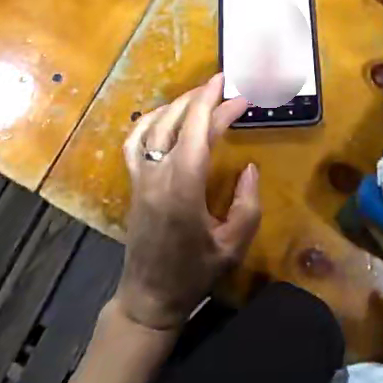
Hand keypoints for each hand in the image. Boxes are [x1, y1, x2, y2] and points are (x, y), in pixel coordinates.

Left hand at [113, 74, 259, 329]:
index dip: (218, 108)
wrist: (150, 296)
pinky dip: (149, 120)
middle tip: (225, 86)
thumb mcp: (233, 246)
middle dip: (201, 98)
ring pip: (153, 126)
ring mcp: (140, 177)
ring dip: (177, 104)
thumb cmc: (195, 273)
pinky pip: (135, 141)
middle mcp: (158, 175)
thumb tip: (249, 168)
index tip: (238, 94)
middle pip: (176, 122)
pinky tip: (165, 115)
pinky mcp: (133, 182)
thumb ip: (247, 205)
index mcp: (183, 188)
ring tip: (201, 95)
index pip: (198, 132)